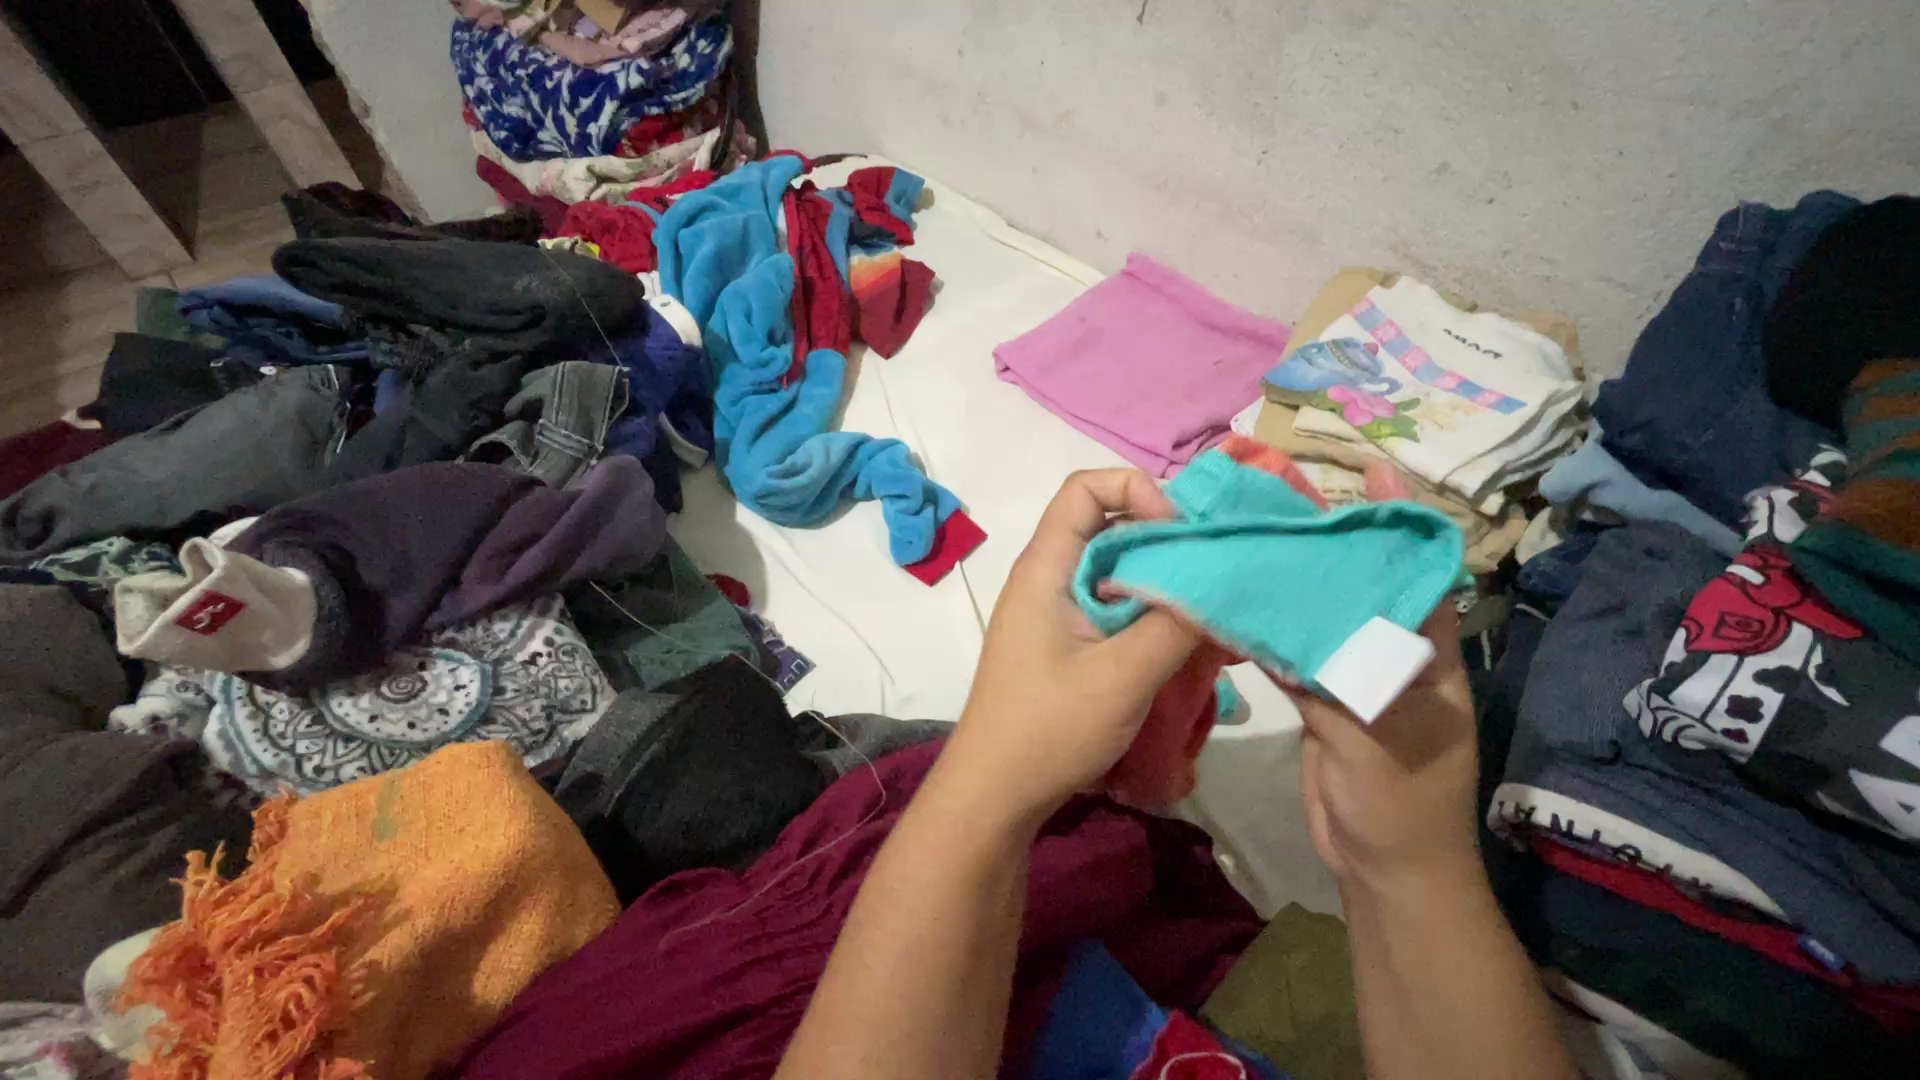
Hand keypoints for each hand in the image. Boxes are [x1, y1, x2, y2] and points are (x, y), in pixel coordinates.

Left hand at [942, 470, 1205, 825]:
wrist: (995, 793)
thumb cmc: (1048, 729)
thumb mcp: (1121, 676)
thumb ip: (1175, 623)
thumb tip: (1223, 580)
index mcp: (1046, 567)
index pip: (1085, 488)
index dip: (1136, 490)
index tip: (1178, 533)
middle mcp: (1048, 577)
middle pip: (1108, 525)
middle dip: (1163, 538)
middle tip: (1214, 570)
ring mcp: (1056, 611)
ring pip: (1116, 569)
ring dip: (1162, 580)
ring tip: (1209, 608)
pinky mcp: (1068, 642)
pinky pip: (1114, 606)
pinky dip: (1151, 612)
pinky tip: (1187, 642)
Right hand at [1291, 463, 1481, 893]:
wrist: (1385, 869)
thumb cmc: (1400, 804)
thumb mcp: (1377, 739)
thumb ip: (1332, 679)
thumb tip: (1280, 622)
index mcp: (1425, 654)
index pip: (1417, 571)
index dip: (1398, 520)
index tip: (1370, 470)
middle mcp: (1389, 654)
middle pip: (1358, 583)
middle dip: (1327, 538)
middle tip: (1280, 494)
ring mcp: (1352, 677)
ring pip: (1319, 614)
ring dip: (1289, 579)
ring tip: (1250, 535)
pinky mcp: (1319, 701)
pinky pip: (1291, 652)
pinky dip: (1264, 627)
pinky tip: (1232, 602)